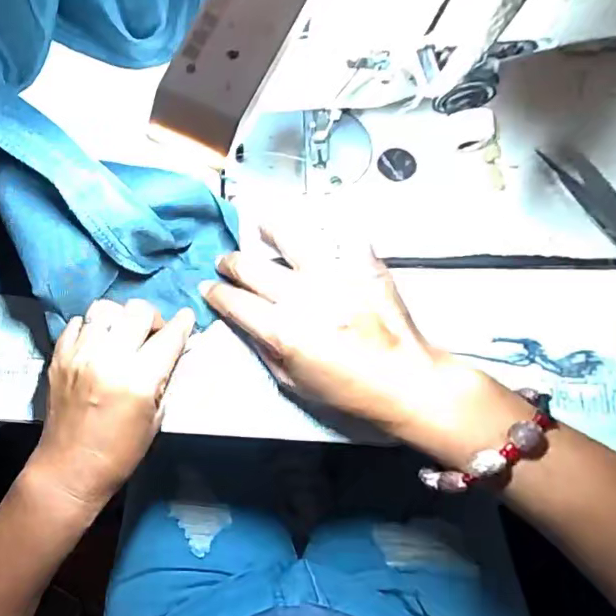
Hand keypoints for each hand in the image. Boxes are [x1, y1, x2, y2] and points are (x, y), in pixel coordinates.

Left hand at [24, 299, 194, 515]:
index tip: (185, 320)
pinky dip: (90, 327)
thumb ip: (163, 379)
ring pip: (104, 309)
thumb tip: (171, 349)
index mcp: (137, 379)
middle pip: (137, 311)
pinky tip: (96, 342)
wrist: (69, 468)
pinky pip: (77, 323)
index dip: (182, 325)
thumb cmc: (119, 453)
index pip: (167, 336)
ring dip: (119, 319)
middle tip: (151, 334)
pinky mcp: (58, 357)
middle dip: (151, 318)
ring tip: (121, 335)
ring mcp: (79, 355)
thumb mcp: (155, 419)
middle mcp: (107, 359)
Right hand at [201, 219, 520, 453]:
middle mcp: (305, 298)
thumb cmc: (346, 391)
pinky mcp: (365, 267)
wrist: (408, 382)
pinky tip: (312, 228)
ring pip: (292, 238)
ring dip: (270, 229)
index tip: (207, 287)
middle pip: (253, 267)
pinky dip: (323, 230)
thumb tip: (241, 319)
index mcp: (284, 331)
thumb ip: (262, 345)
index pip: (235, 301)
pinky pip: (340, 236)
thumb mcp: (291, 380)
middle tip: (225, 262)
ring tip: (260, 224)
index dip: (215, 292)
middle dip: (231, 263)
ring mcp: (337, 277)